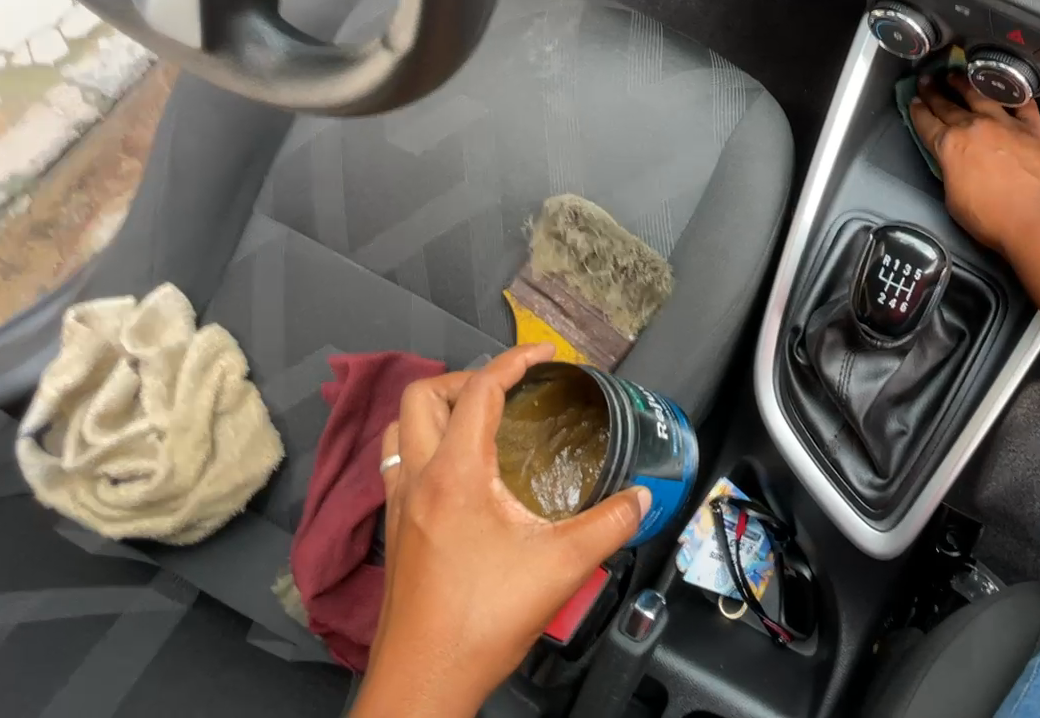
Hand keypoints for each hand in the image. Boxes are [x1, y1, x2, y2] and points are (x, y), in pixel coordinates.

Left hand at [353, 344, 647, 716]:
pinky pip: (401, 464)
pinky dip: (430, 444)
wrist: (421, 687)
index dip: (513, 361)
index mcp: (455, 476)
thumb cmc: (485, 619)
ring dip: (440, 411)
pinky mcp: (395, 533)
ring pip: (401, 432)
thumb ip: (611, 522)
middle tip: (511, 390)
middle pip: (421, 399)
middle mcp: (418, 482)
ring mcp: (398, 508)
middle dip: (467, 378)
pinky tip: (467, 471)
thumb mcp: (564, 565)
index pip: (477, 392)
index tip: (546, 354)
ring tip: (486, 420)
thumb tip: (644, 496)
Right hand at [909, 74, 1039, 256]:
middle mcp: (974, 126)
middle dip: (934, 92)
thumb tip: (955, 164)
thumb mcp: (953, 199)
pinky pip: (1022, 104)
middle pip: (948, 106)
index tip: (913, 100)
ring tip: (956, 75)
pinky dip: (1014, 94)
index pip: (927, 124)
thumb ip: (951, 173)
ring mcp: (1005, 123)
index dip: (918, 111)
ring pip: (980, 95)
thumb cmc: (988, 217)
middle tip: (927, 79)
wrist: (1034, 216)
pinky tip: (1008, 87)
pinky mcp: (1032, 128)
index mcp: (949, 146)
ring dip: (965, 84)